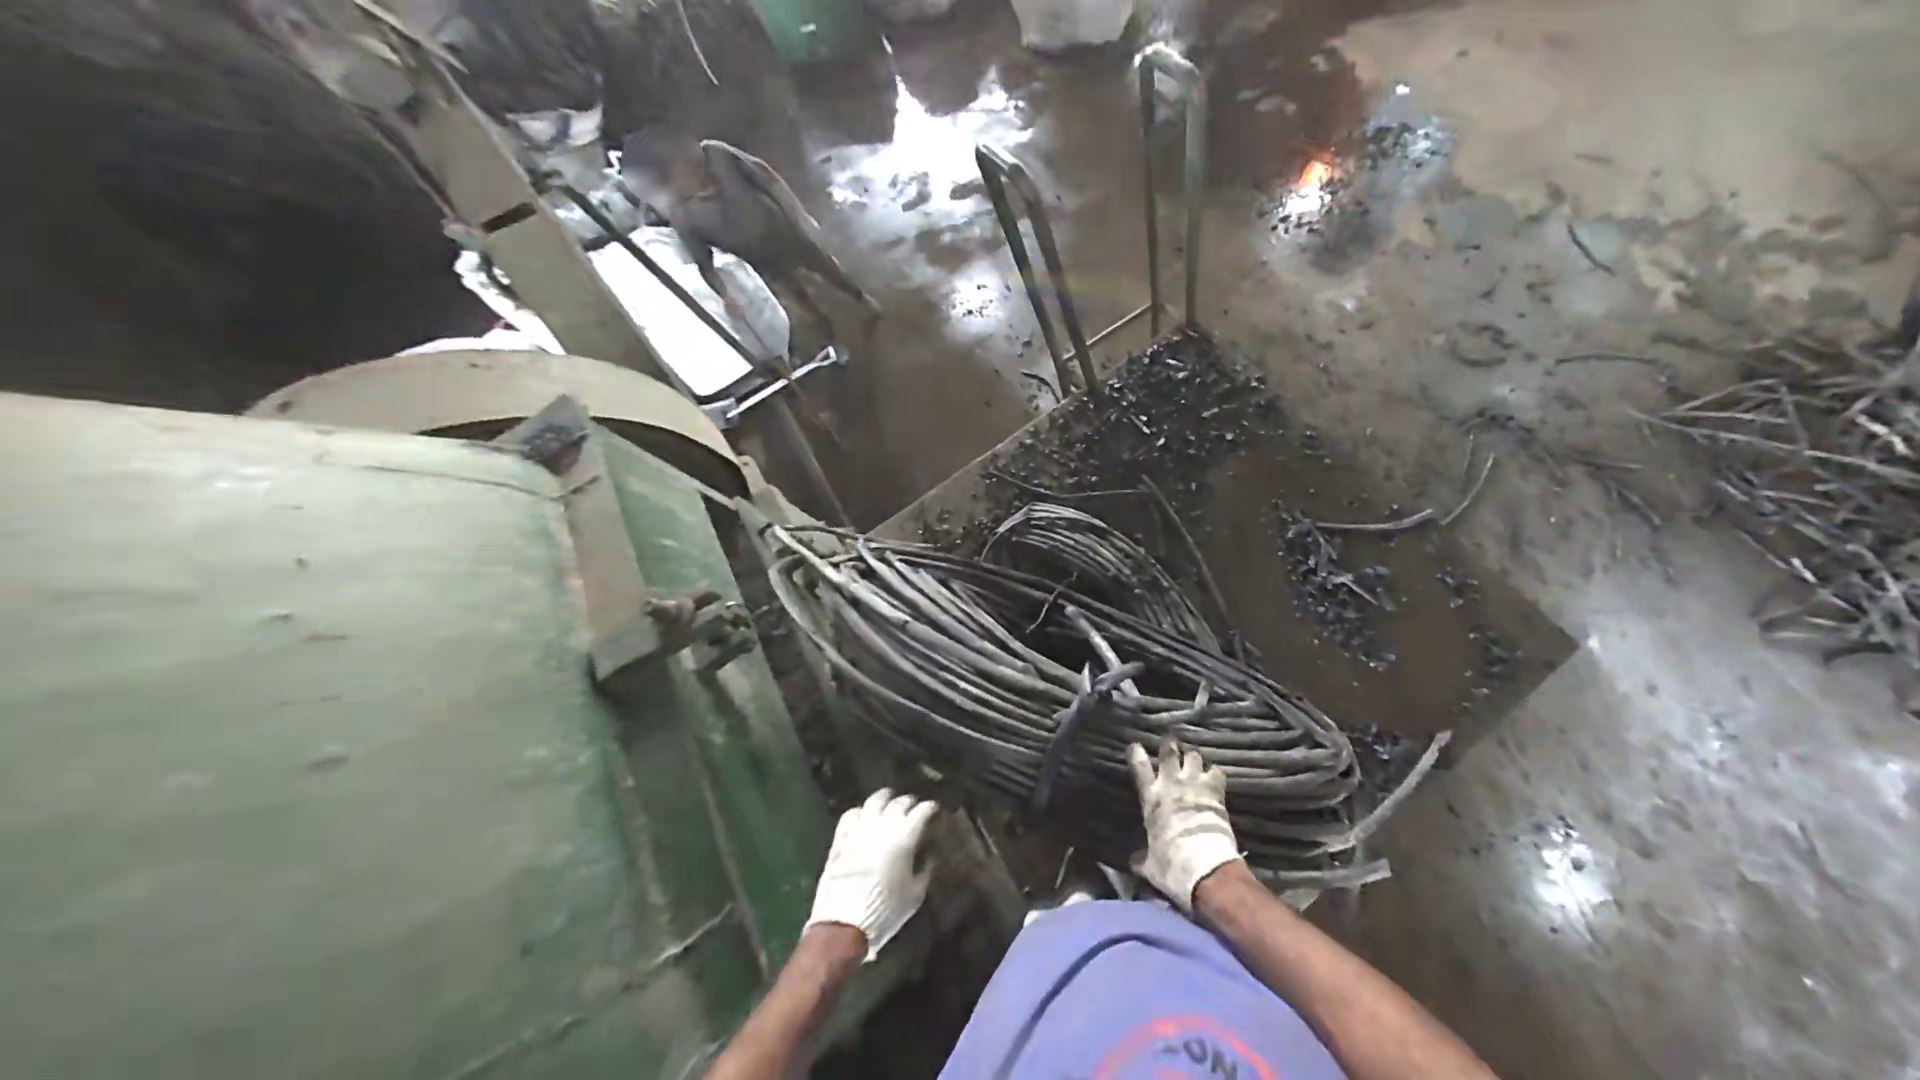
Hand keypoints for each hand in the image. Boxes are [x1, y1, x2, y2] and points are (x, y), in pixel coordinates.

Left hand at [805, 789, 938, 960]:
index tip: (934, 809)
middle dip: (909, 802)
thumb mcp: (915, 894)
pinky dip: (860, 811)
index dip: (930, 808)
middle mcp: (881, 827)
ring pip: (873, 802)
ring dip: (884, 799)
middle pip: (898, 802)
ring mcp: (858, 830)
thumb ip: (924, 869)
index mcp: (903, 839)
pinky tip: (864, 816)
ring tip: (889, 800)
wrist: (844, 926)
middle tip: (913, 807)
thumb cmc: (885, 912)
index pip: (920, 811)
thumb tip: (928, 855)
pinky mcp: (841, 838)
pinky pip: (851, 814)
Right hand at [1128, 739, 1242, 910]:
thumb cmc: (1171, 866)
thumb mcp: (1149, 864)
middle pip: (1170, 752)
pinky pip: (1217, 773)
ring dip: (1194, 758)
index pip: (1139, 766)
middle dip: (1170, 745)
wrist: (1205, 869)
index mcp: (1151, 797)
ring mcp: (1195, 786)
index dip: (1136, 753)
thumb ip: (1141, 857)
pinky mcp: (1216, 794)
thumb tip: (1133, 862)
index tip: (1135, 746)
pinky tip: (1216, 777)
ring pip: (1194, 757)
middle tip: (1171, 742)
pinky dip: (1215, 774)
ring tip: (1194, 761)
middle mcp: (1171, 785)